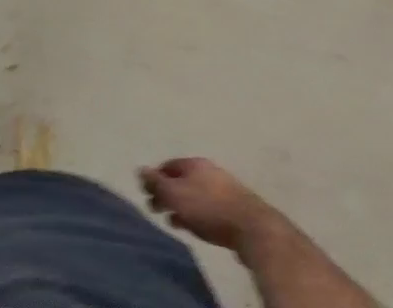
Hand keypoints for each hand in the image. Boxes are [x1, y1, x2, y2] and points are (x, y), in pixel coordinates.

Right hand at [138, 157, 278, 250]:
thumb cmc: (208, 208)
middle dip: (168, 194)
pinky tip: (194, 228)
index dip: (155, 178)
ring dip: (182, 207)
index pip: (168, 165)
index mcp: (195, 163)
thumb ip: (155, 182)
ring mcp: (226, 189)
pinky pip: (210, 209)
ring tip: (174, 223)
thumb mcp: (175, 194)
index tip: (147, 194)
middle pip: (182, 181)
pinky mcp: (236, 208)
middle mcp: (210, 171)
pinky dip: (198, 216)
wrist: (253, 229)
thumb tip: (139, 169)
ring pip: (196, 196)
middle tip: (157, 210)